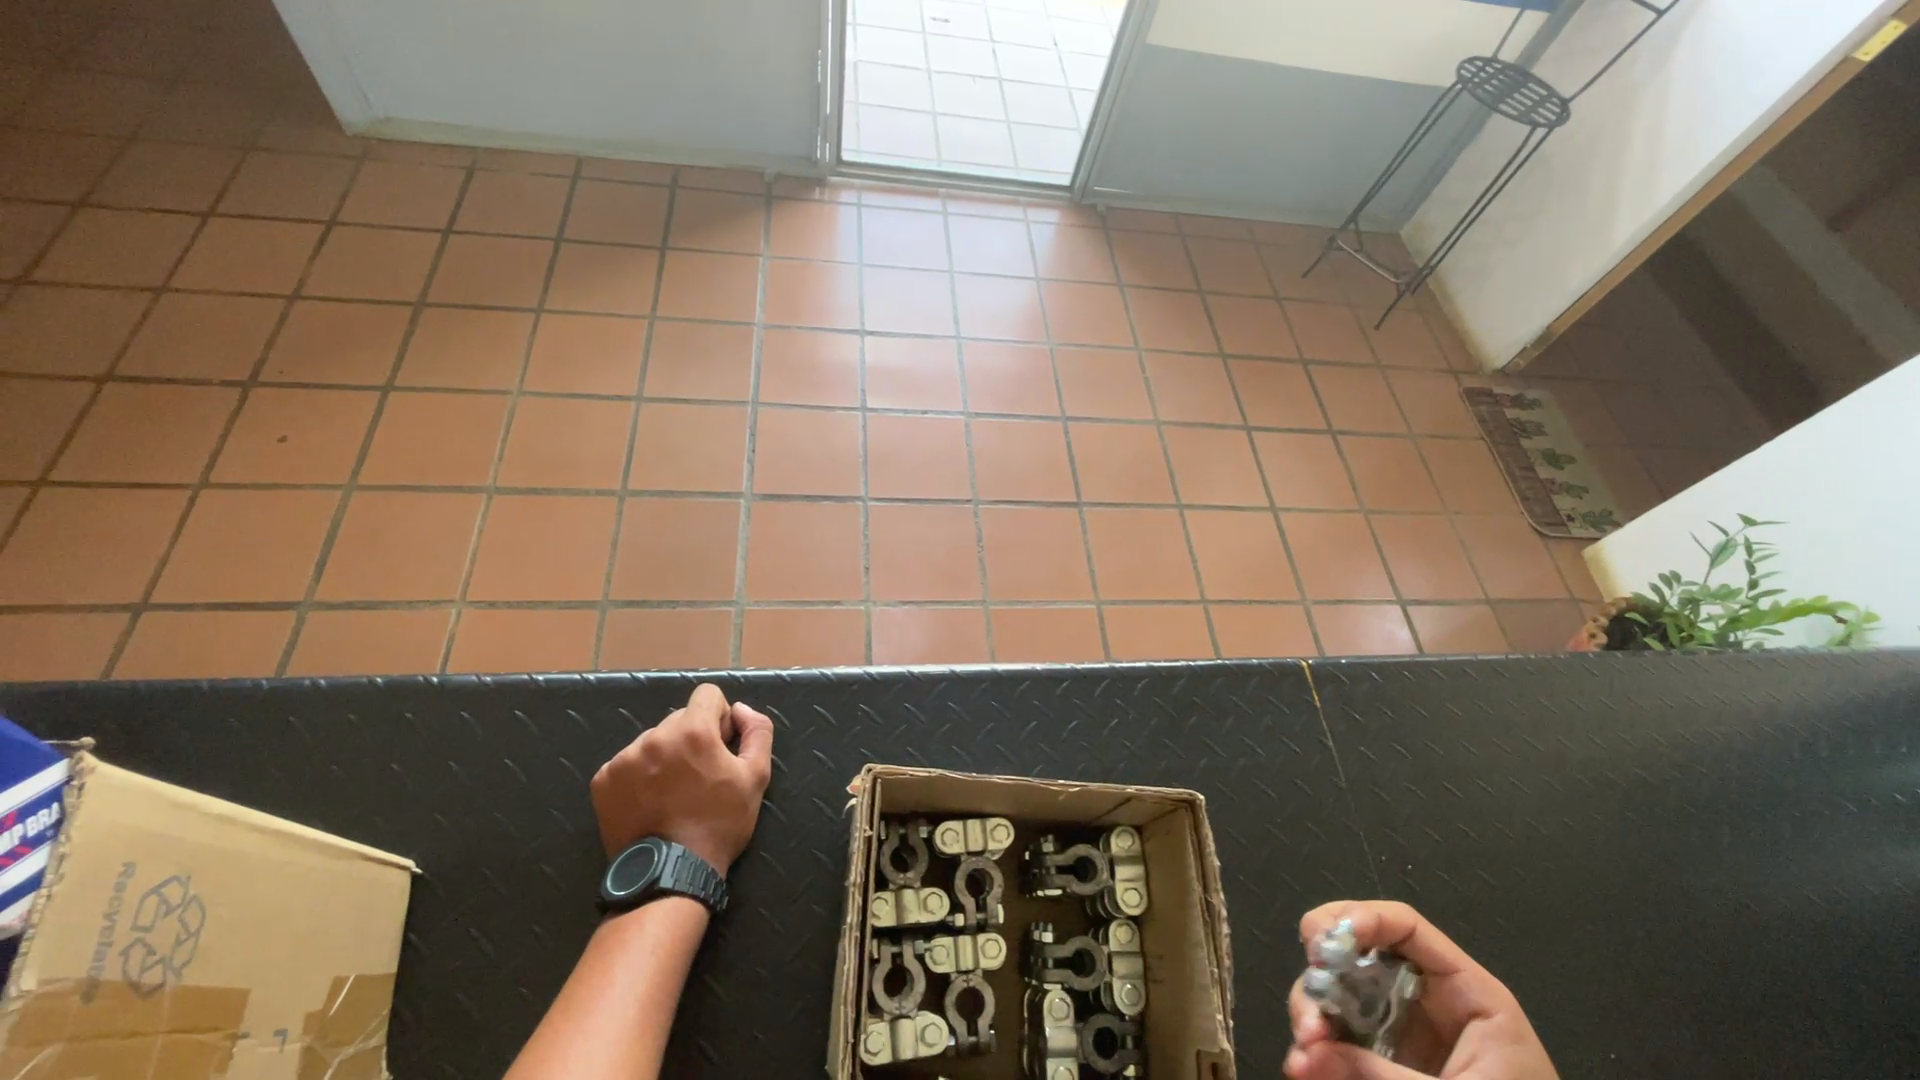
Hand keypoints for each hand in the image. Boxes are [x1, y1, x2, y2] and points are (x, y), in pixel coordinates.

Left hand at [590, 683, 773, 873]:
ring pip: (653, 741)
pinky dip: (640, 777)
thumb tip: (740, 709)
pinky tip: (650, 802)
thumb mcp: (756, 777)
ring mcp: (624, 758)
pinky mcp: (603, 780)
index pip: (707, 694)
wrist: (670, 872)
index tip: (721, 746)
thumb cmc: (720, 824)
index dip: (719, 717)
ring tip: (673, 794)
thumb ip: (757, 731)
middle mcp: (654, 736)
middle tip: (699, 776)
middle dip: (692, 738)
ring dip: (665, 757)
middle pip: (679, 719)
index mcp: (693, 730)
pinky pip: (628, 764)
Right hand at [1286, 901, 1556, 1079]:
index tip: (1317, 945)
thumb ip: (1383, 1075)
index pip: (1404, 926)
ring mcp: (1399, 1028)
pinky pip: (1339, 1036)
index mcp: (1464, 991)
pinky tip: (1302, 1068)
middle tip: (1306, 1019)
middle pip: (1357, 954)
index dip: (1358, 918)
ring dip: (1311, 1016)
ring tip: (1301, 1061)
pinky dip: (1315, 1048)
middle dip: (1321, 978)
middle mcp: (1423, 998)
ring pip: (1338, 995)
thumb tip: (1305, 1055)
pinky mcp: (1383, 1058)